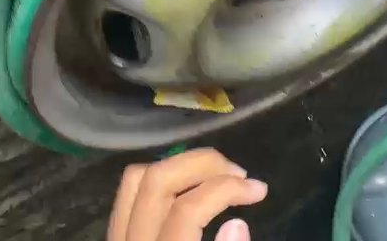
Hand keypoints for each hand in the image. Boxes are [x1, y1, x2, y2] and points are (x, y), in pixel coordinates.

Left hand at [107, 148, 266, 240]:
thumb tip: (238, 223)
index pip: (187, 210)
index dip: (226, 191)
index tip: (259, 189)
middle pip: (157, 181)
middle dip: (202, 164)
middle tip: (238, 174)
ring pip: (135, 180)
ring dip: (178, 166)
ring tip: (214, 175)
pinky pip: (127, 196)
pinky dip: (157, 178)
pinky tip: (185, 189)